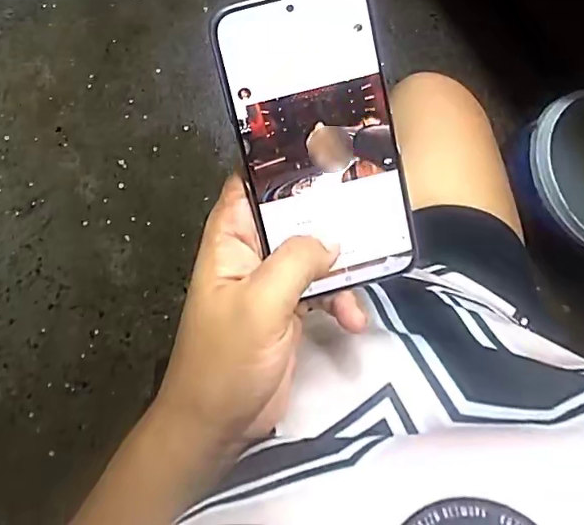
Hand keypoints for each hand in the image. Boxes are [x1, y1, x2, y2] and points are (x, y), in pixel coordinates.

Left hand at [153, 176, 367, 449]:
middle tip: (365, 214)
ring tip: (360, 291)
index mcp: (230, 235)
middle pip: (291, 215)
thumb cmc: (225, 358)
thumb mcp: (260, 304)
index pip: (251, 183)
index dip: (281, 166)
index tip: (322, 157)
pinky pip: (321, 287)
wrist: (218, 425)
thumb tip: (330, 238)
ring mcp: (271, 279)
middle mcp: (250, 249)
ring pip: (313, 252)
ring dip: (341, 268)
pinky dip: (340, 299)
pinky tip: (353, 320)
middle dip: (325, 217)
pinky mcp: (289, 307)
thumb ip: (295, 262)